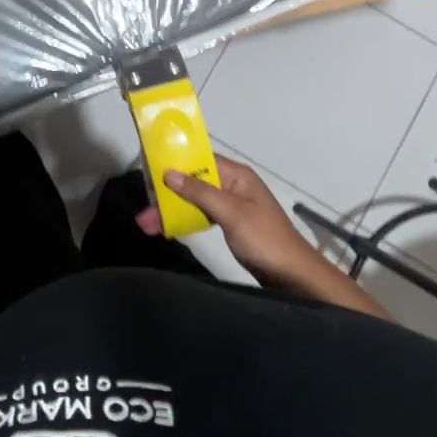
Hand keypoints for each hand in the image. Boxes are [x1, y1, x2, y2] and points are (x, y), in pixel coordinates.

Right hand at [137, 155, 325, 287]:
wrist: (293, 276)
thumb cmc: (264, 239)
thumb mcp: (231, 213)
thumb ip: (200, 193)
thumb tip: (169, 172)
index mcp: (236, 175)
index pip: (199, 160)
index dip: (174, 163)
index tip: (148, 170)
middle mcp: (231, 185)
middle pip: (193, 182)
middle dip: (167, 194)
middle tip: (143, 211)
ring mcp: (231, 204)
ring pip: (194, 200)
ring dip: (171, 210)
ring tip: (146, 224)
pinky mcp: (229, 223)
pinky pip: (201, 214)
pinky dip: (184, 220)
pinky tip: (166, 228)